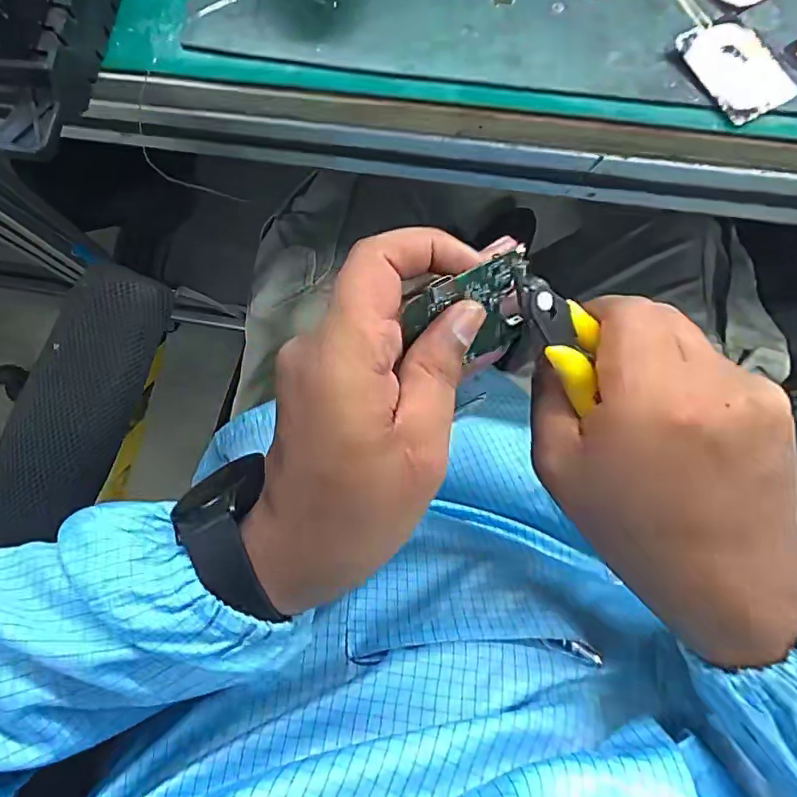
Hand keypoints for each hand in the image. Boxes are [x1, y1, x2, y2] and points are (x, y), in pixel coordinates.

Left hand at [243, 228, 496, 615]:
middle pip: (380, 282)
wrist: (293, 550)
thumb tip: (465, 309)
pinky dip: (409, 340)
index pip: (375, 258)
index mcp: (342, 349)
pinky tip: (454, 353)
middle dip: (443, 280)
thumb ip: (440, 365)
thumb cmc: (360, 509)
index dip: (428, 246)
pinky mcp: (318, 377)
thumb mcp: (420, 442)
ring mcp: (313, 358)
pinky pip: (367, 341)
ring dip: (431, 312)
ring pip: (376, 312)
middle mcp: (319, 340)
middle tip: (503, 294)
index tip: (478, 270)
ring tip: (491, 321)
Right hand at [531, 296, 796, 667]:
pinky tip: (687, 430)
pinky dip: (689, 382)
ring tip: (652, 416)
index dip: (592, 318)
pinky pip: (713, 366)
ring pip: (685, 339)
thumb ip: (550, 392)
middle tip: (607, 384)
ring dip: (656, 360)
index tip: (578, 352)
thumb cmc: (632, 528)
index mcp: (652, 395)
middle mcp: (710, 379)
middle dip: (622, 337)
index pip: (624, 308)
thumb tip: (559, 351)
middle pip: (656, 315)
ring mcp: (752, 389)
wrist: (733, 584)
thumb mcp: (558, 463)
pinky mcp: (776, 402)